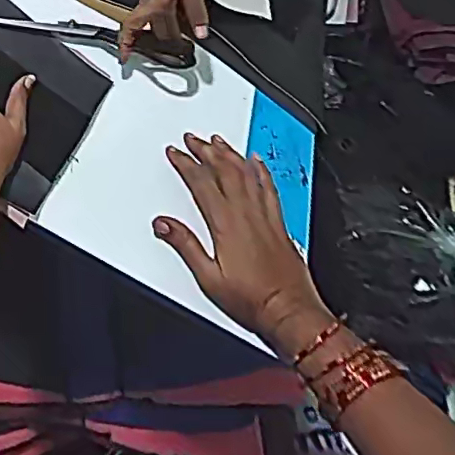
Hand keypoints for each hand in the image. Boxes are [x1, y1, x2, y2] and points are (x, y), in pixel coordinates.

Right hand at [121, 0, 208, 59]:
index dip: (128, 44)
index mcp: (157, 4)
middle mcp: (150, 2)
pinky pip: (155, 11)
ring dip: (157, 33)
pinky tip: (174, 19)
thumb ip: (195, 10)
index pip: (135, 29)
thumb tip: (200, 31)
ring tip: (170, 43)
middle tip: (165, 57)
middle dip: (153, 45)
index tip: (125, 57)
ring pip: (152, 21)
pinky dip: (161, 20)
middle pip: (149, 30)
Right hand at [154, 134, 333, 357]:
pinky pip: (270, 189)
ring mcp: (266, 218)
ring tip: (218, 141)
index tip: (175, 153)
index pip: (202, 183)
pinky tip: (256, 162)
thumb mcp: (208, 278)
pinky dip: (261, 171)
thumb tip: (163, 224)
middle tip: (193, 139)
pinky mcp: (280, 225)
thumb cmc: (252, 301)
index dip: (186, 164)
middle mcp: (247, 215)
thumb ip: (185, 246)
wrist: (292, 315)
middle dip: (206, 151)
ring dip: (230, 154)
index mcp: (226, 224)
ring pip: (246, 175)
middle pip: (224, 171)